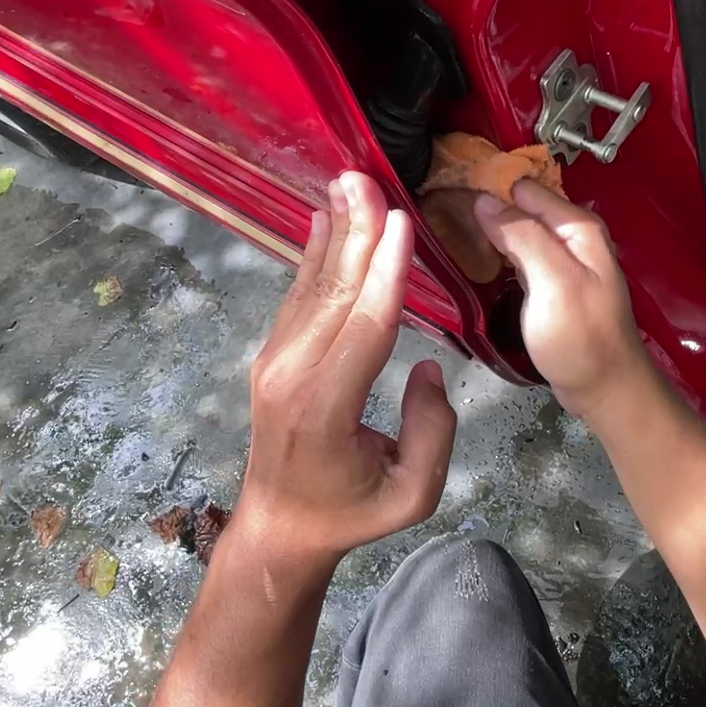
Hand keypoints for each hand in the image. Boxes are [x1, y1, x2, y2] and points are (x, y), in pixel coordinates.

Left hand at [237, 171, 457, 564]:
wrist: (279, 527)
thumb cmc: (352, 513)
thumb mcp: (414, 495)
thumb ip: (433, 433)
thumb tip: (428, 366)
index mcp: (328, 407)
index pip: (366, 326)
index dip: (387, 271)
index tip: (401, 221)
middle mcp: (294, 373)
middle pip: (335, 291)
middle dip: (357, 231)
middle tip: (367, 180)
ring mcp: (276, 360)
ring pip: (313, 285)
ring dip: (334, 230)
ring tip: (346, 184)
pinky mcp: (272, 354)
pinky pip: (298, 296)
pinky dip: (312, 254)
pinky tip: (321, 221)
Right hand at [472, 180, 655, 419]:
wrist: (604, 389)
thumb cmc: (582, 338)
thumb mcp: (553, 282)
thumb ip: (522, 237)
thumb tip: (484, 201)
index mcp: (578, 228)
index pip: (525, 190)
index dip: (491, 190)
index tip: (451, 196)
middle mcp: (573, 237)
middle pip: (522, 209)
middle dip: (488, 210)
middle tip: (446, 219)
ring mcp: (562, 262)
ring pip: (519, 233)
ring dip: (491, 234)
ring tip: (453, 237)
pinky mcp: (551, 285)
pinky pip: (520, 258)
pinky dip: (500, 257)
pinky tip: (479, 264)